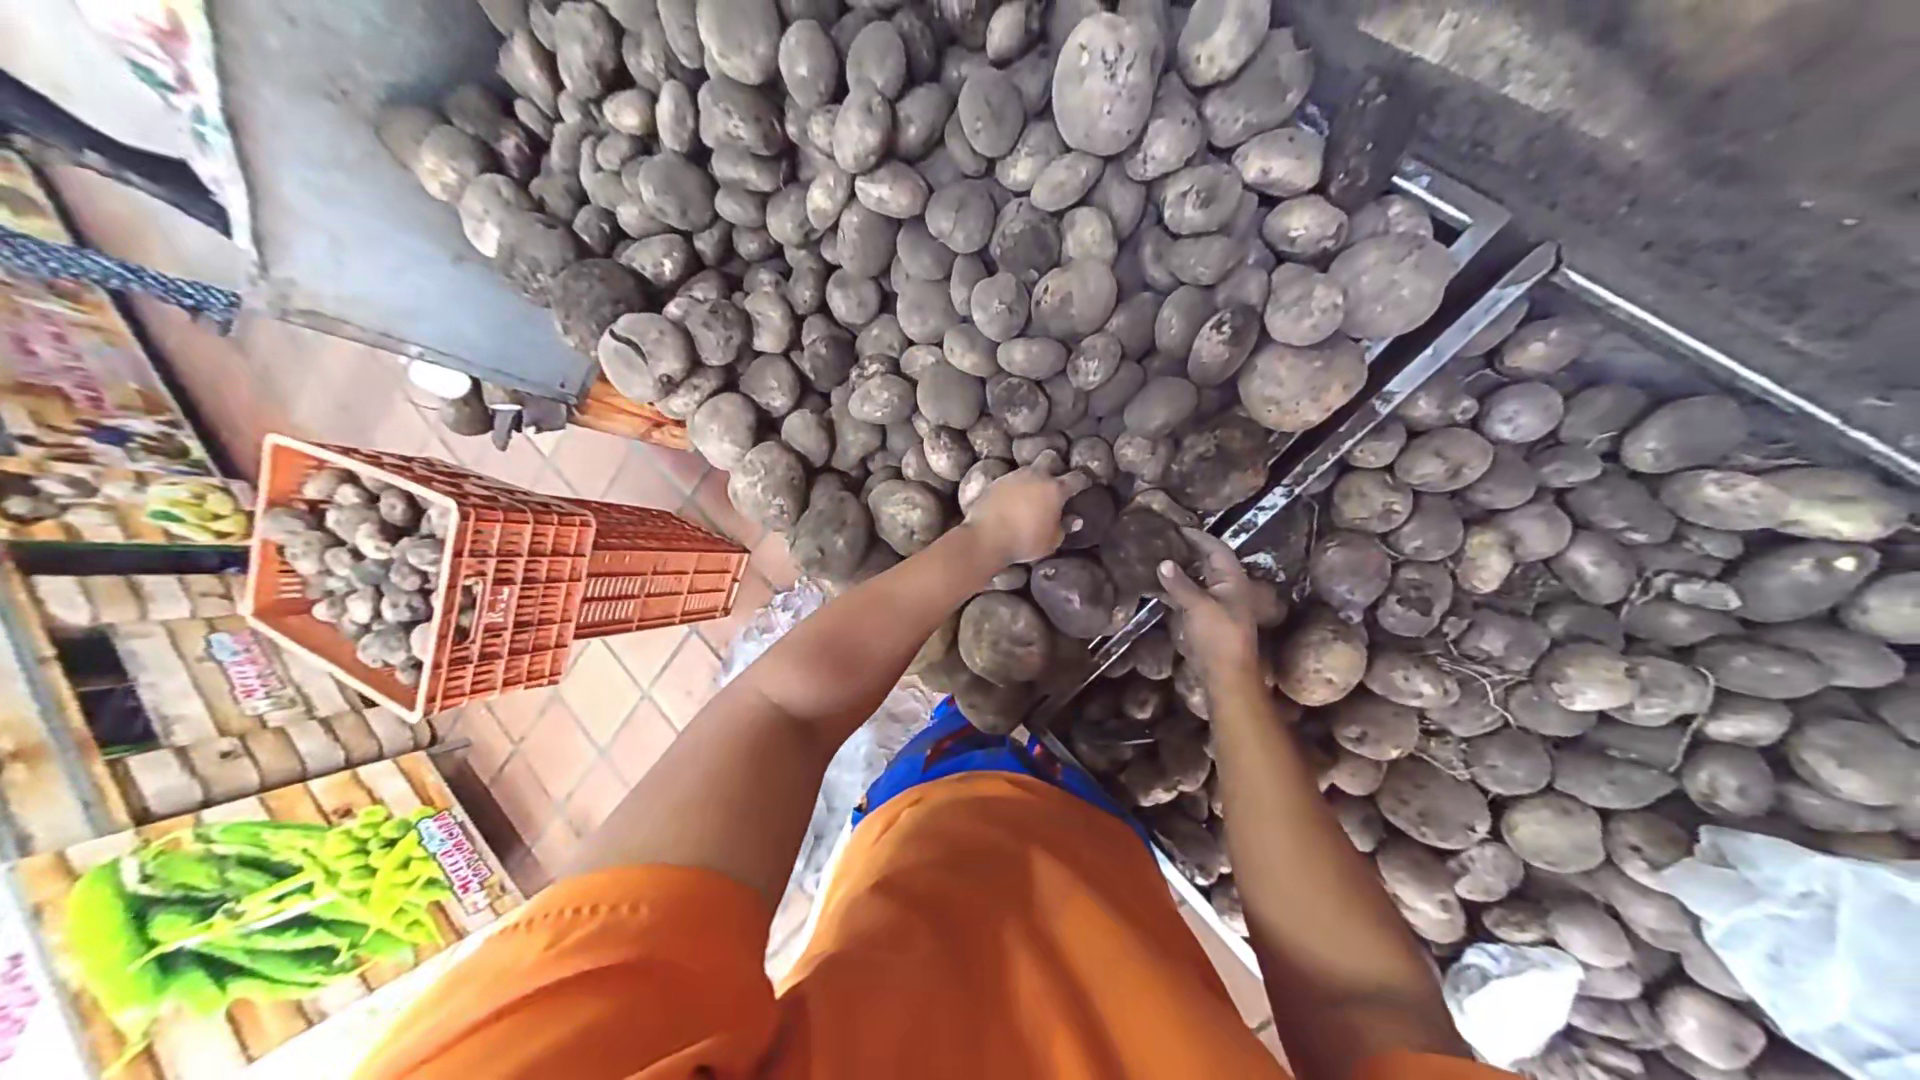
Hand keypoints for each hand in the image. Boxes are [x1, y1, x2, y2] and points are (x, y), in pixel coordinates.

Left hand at [962, 450, 1092, 566]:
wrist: (985, 537)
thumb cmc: (1024, 541)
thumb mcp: (1051, 541)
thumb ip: (1064, 527)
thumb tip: (1075, 519)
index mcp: (1055, 489)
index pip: (1077, 478)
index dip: (1083, 479)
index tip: (1086, 482)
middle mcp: (1036, 476)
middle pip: (1049, 458)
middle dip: (1055, 463)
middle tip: (1054, 479)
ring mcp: (1013, 476)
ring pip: (1028, 468)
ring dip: (1032, 477)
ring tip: (1030, 492)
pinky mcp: (995, 482)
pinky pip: (1010, 480)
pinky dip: (1014, 487)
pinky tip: (1012, 499)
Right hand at [1157, 528, 1260, 680]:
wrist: (1226, 674)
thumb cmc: (1219, 636)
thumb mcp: (1199, 606)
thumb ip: (1180, 584)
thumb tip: (1163, 562)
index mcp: (1232, 580)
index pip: (1216, 550)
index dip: (1199, 537)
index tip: (1178, 528)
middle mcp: (1225, 588)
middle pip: (1206, 563)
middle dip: (1188, 551)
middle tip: (1163, 540)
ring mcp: (1214, 604)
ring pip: (1196, 580)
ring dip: (1179, 570)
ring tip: (1157, 558)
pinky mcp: (1203, 619)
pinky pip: (1188, 596)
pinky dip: (1174, 588)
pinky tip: (1158, 585)